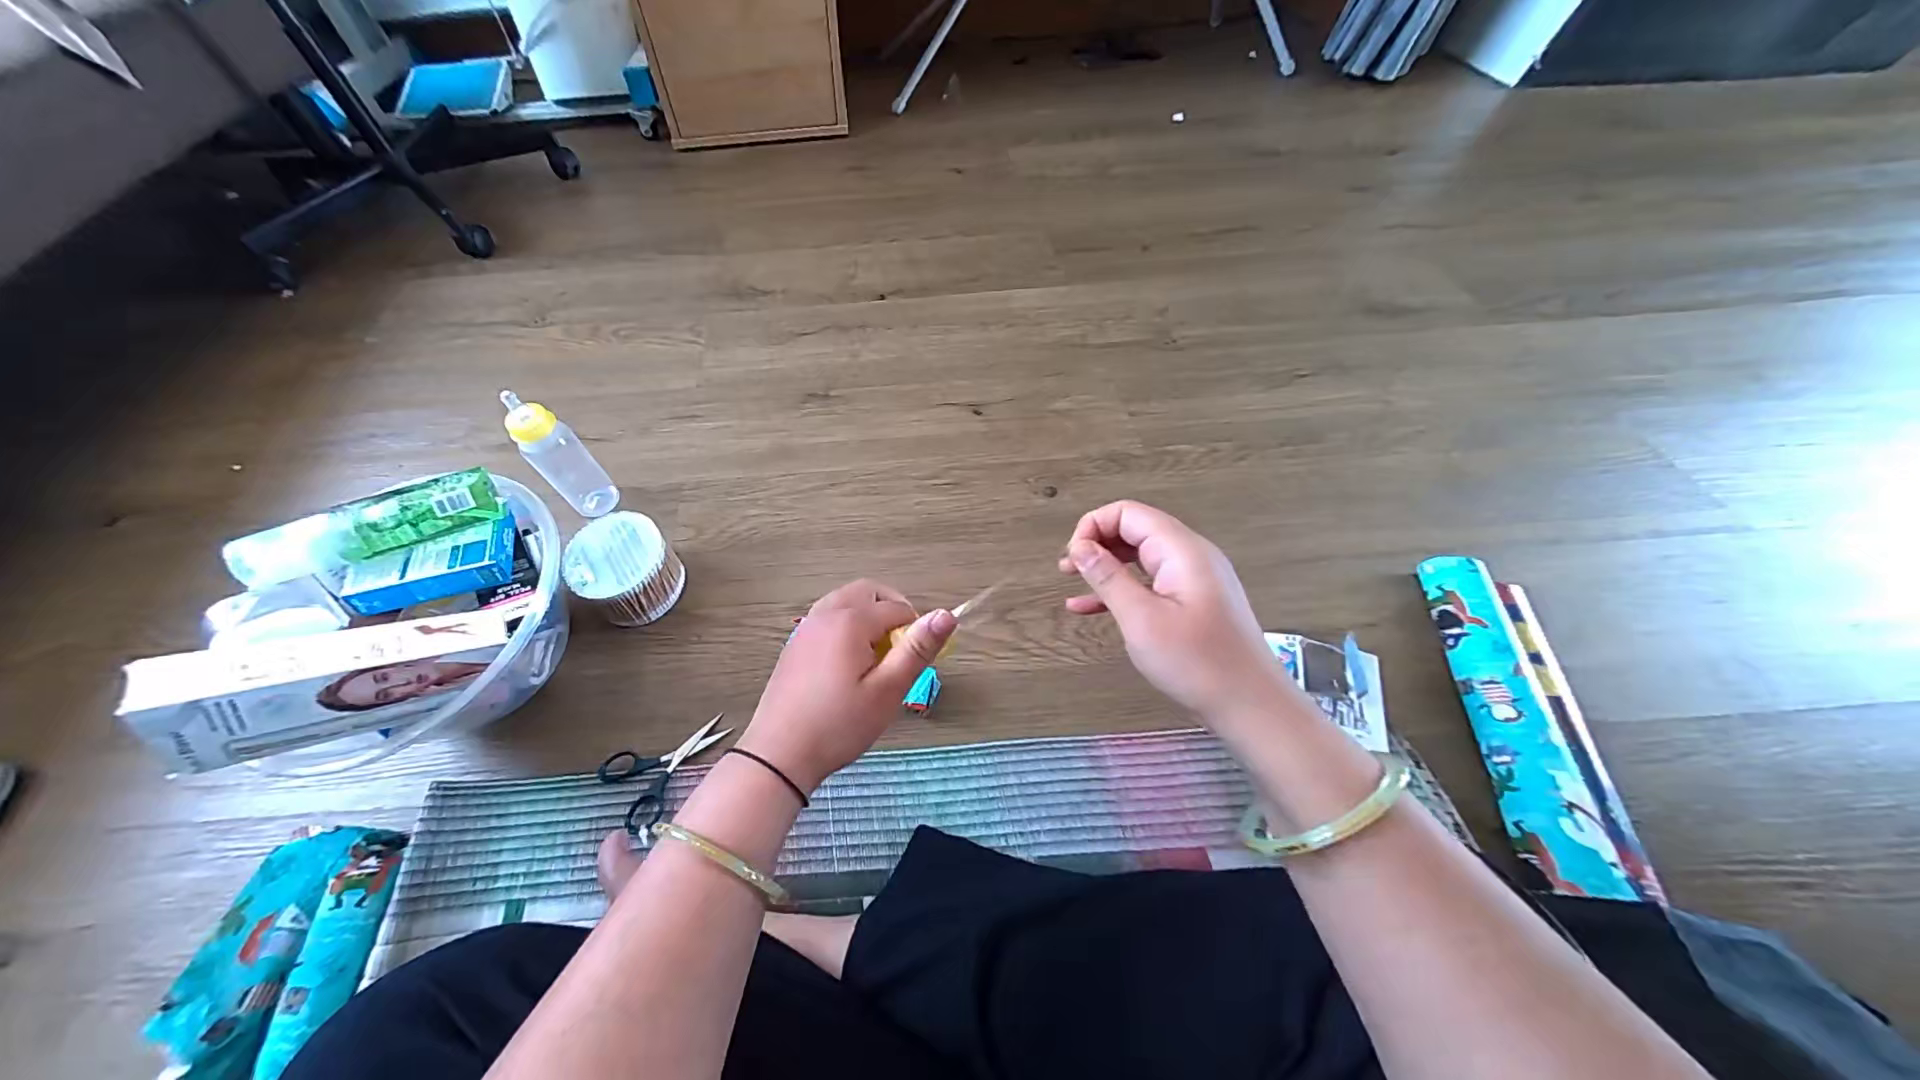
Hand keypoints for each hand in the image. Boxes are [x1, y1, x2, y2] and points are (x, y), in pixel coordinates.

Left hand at [736, 579, 956, 792]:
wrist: (779, 755)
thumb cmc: (838, 725)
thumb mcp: (887, 690)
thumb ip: (917, 649)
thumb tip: (946, 616)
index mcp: (850, 621)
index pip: (897, 607)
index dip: (915, 629)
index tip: (916, 660)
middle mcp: (825, 615)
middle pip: (868, 592)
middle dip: (891, 610)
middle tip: (900, 648)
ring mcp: (805, 629)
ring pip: (845, 601)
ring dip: (868, 615)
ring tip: (876, 656)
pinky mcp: (794, 646)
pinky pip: (827, 618)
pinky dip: (846, 626)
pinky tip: (848, 665)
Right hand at [1060, 500, 1290, 720]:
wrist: (1250, 704)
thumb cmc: (1195, 661)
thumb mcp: (1141, 619)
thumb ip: (1108, 578)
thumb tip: (1080, 547)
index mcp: (1181, 550)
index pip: (1128, 513)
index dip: (1094, 526)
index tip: (1072, 558)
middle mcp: (1190, 555)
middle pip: (1135, 530)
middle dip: (1097, 543)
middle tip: (1067, 569)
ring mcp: (1194, 579)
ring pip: (1140, 557)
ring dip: (1105, 566)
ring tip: (1072, 581)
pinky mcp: (1193, 602)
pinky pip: (1150, 583)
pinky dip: (1122, 589)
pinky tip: (1090, 607)